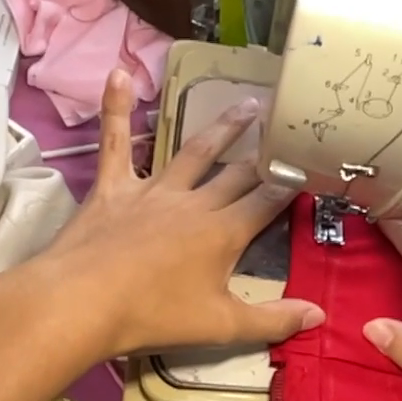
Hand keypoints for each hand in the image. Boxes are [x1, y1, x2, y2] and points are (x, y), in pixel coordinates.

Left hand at [0, 69, 322, 361]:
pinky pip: (115, 141)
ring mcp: (153, 190)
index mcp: (224, 232)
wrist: (81, 302)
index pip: (267, 201)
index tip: (311, 166)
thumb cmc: (154, 315)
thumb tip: (320, 314)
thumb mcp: (222, 326)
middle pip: (238, 173)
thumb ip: (274, 320)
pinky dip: (116, 107)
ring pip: (194, 151)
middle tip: (286, 126)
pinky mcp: (113, 188)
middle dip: (266, 152)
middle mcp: (195, 203)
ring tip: (245, 105)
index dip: (290, 184)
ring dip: (222, 128)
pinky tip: (118, 74)